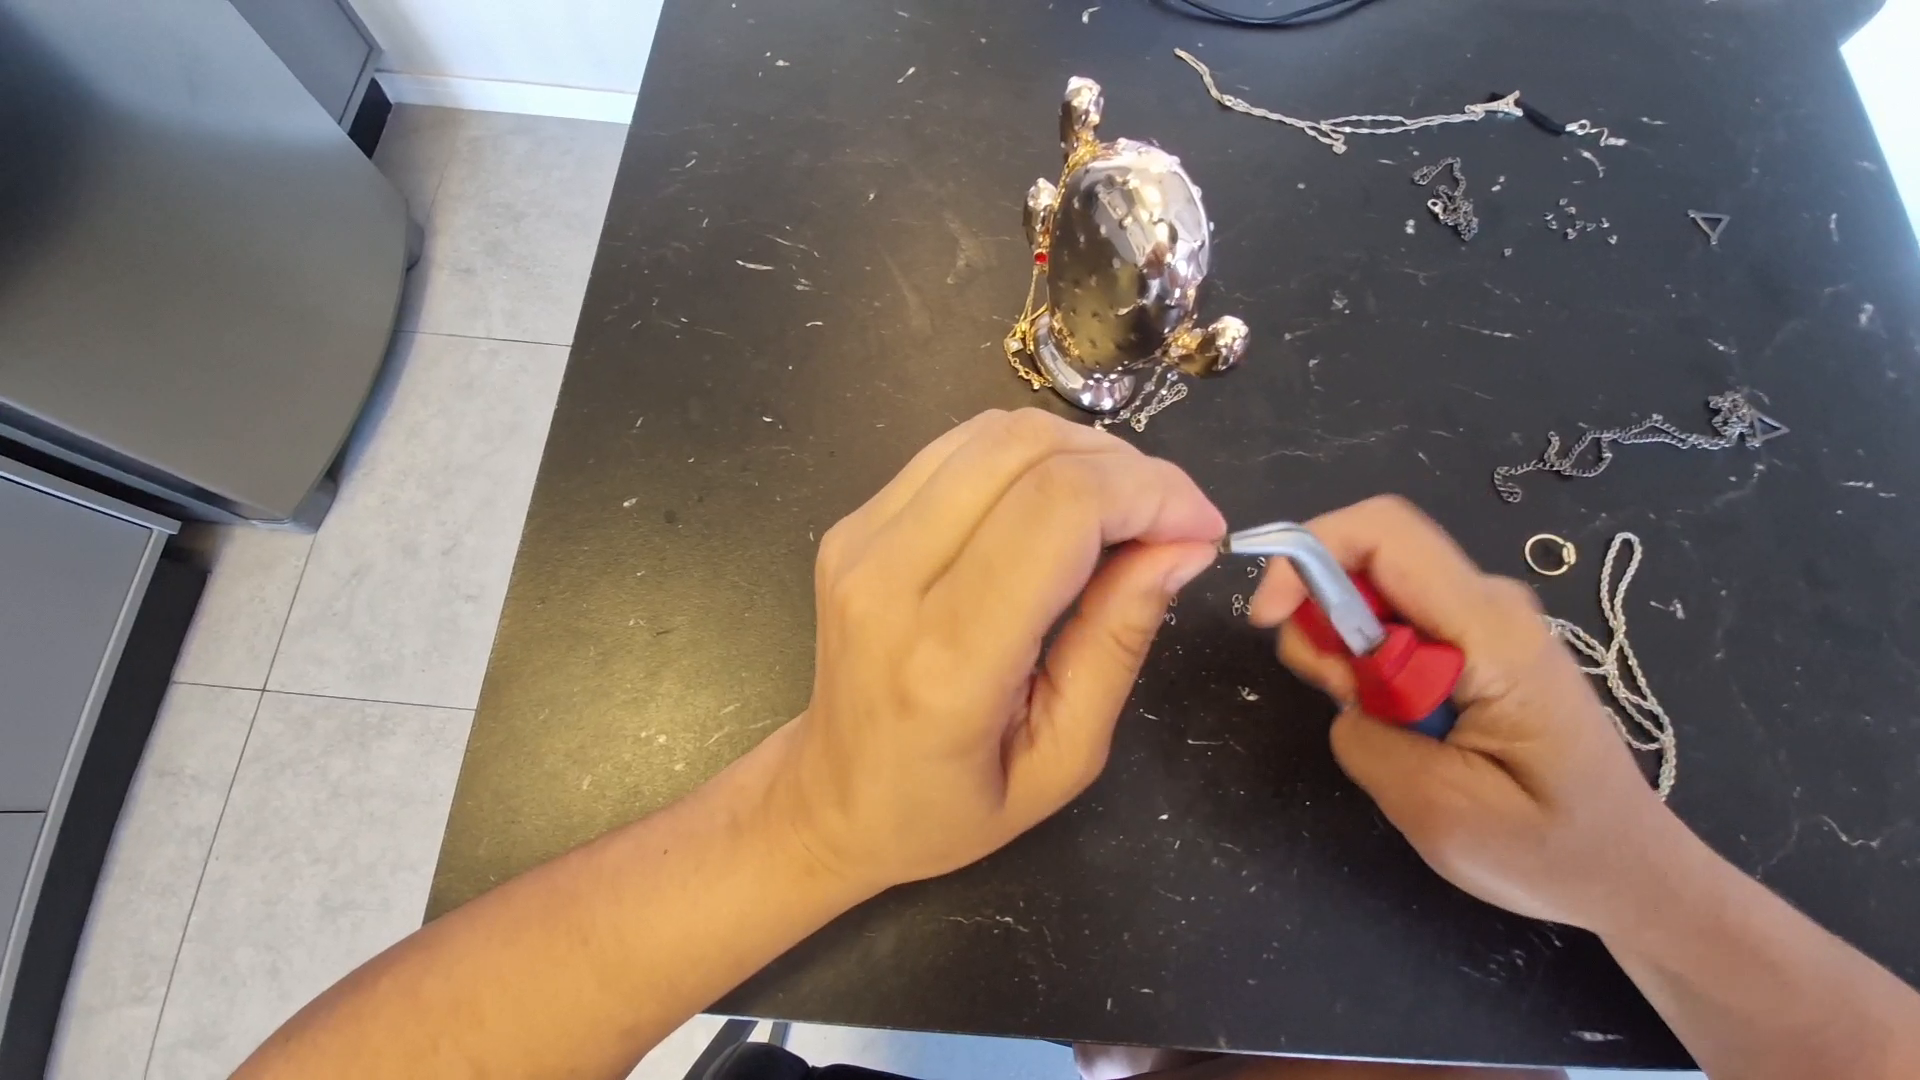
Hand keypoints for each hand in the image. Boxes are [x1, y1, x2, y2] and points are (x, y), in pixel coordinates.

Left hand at [765, 409, 1224, 891]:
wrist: (832, 797)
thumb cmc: (949, 808)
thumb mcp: (1063, 756)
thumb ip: (1120, 640)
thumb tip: (1181, 545)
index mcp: (947, 658)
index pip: (1059, 512)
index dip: (1150, 494)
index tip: (1201, 526)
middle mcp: (889, 578)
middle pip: (1026, 451)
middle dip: (1125, 467)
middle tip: (1169, 518)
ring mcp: (860, 540)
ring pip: (992, 433)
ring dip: (1078, 452)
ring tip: (1119, 510)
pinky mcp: (853, 524)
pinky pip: (956, 450)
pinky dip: (1026, 458)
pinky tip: (1054, 505)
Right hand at [1248, 496, 1680, 931]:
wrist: (1630, 870)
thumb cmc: (1553, 851)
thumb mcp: (1440, 813)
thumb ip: (1367, 740)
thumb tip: (1345, 695)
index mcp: (1494, 635)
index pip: (1384, 536)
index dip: (1307, 554)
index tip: (1267, 619)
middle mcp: (1489, 605)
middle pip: (1365, 560)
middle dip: (1319, 617)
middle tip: (1338, 696)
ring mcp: (1482, 619)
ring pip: (1368, 592)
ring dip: (1339, 648)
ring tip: (1377, 721)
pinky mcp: (1470, 639)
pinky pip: (1387, 621)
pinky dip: (1360, 661)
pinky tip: (1394, 718)